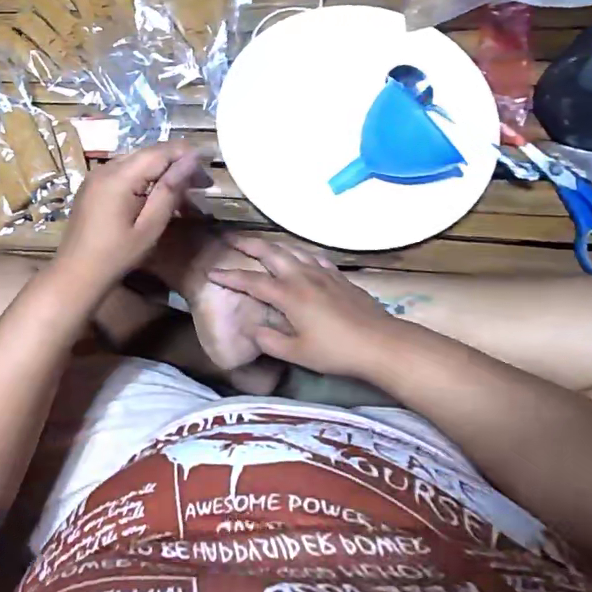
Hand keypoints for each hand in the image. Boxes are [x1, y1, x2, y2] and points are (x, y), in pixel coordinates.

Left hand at [57, 141, 209, 285]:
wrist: (75, 274)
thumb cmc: (116, 255)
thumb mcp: (150, 226)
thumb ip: (170, 190)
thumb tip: (191, 160)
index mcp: (119, 176)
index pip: (159, 151)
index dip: (186, 155)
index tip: (207, 172)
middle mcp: (105, 167)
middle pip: (148, 153)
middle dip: (176, 164)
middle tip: (201, 186)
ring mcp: (96, 175)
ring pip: (137, 161)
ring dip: (161, 172)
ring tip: (183, 194)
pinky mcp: (93, 184)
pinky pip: (124, 171)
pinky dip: (144, 178)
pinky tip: (157, 197)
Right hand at [205, 236, 400, 379]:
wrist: (379, 342)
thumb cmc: (335, 351)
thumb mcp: (297, 353)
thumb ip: (269, 340)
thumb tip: (251, 329)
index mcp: (288, 295)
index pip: (252, 281)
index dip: (230, 276)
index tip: (212, 272)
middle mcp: (302, 276)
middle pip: (270, 253)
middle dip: (248, 244)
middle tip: (230, 238)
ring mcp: (322, 273)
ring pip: (292, 251)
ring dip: (272, 245)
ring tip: (260, 244)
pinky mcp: (338, 276)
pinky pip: (312, 257)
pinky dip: (298, 253)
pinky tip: (299, 257)